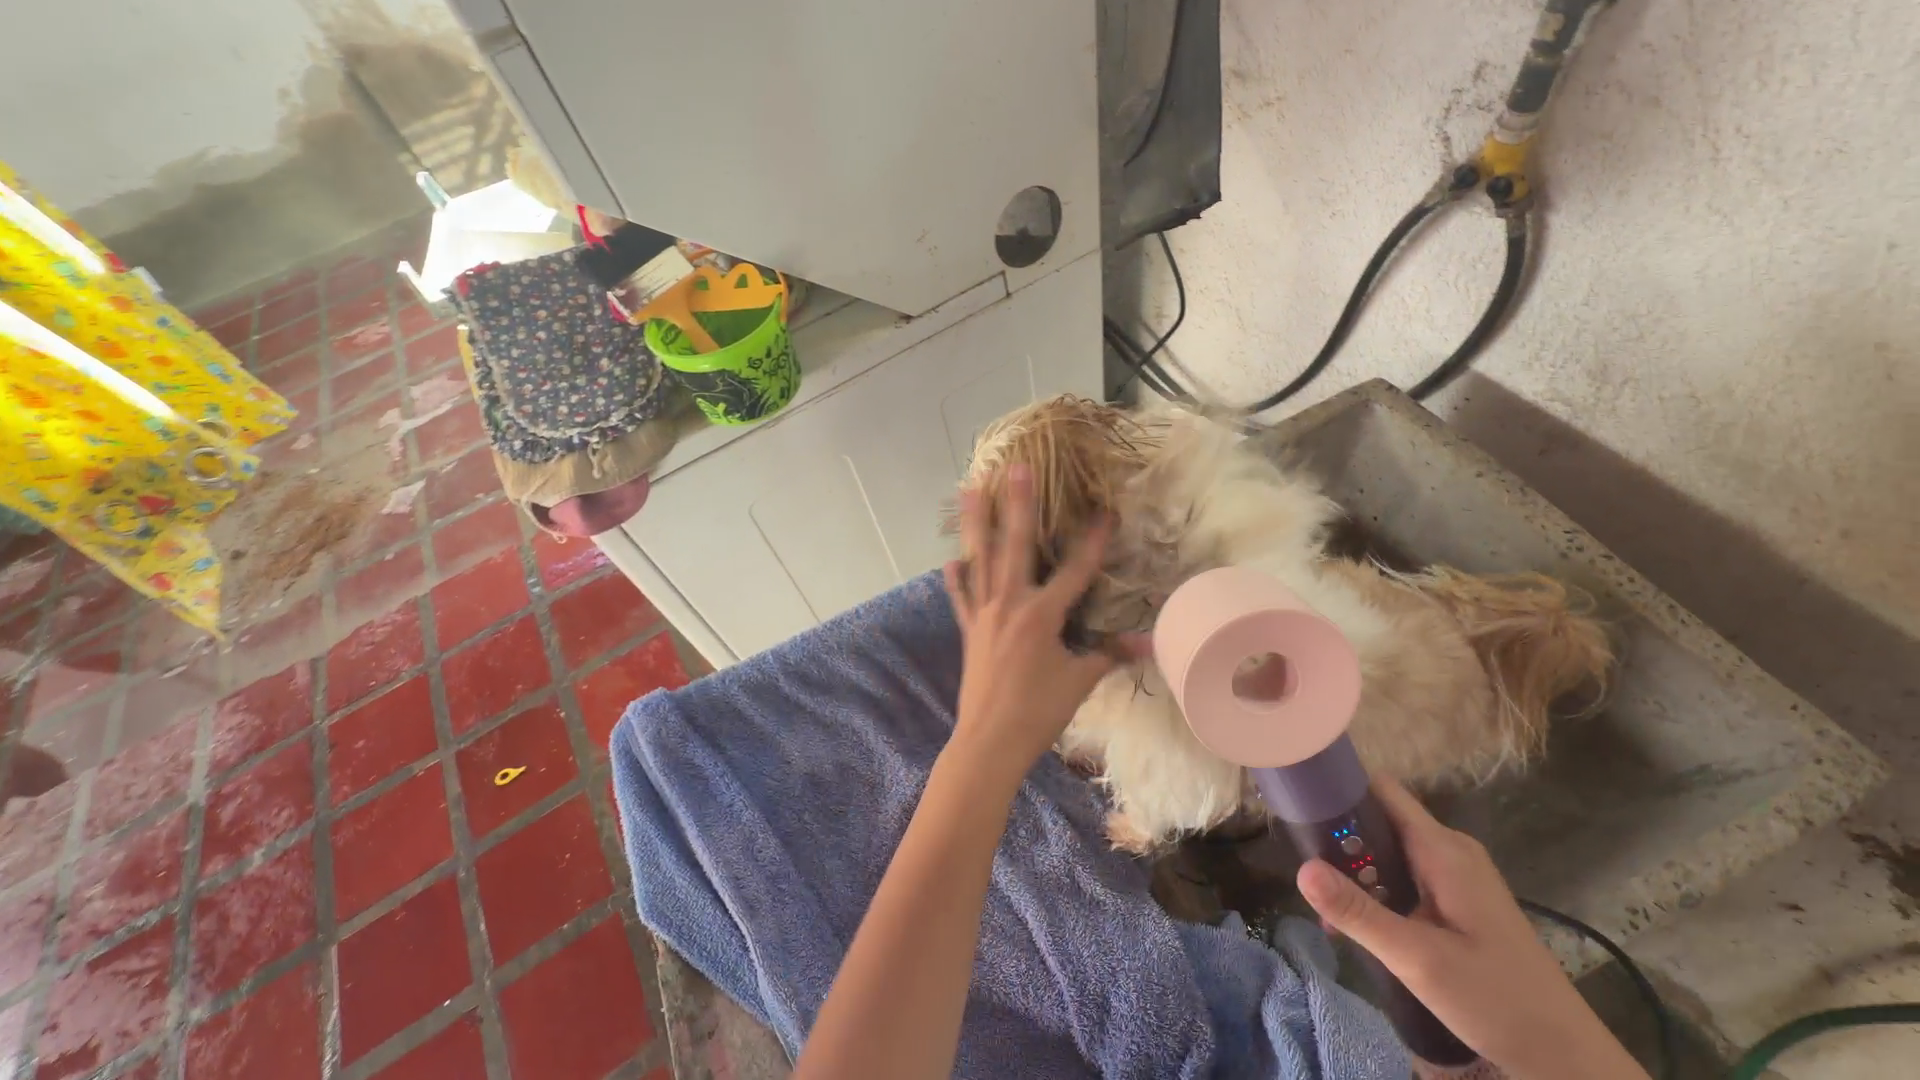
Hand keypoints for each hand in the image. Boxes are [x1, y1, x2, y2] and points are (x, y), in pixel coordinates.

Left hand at [943, 465, 1136, 771]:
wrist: (989, 741)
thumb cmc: (1039, 712)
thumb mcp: (1080, 682)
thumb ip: (1110, 655)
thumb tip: (1150, 643)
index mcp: (1042, 614)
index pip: (1076, 569)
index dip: (1094, 540)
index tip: (1105, 510)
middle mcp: (1009, 604)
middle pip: (1016, 545)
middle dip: (1019, 503)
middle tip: (1016, 466)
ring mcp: (983, 614)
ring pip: (981, 559)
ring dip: (977, 522)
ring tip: (971, 487)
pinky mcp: (968, 630)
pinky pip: (961, 597)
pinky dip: (957, 577)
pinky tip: (950, 558)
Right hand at [1296, 777, 1647, 1079]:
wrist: (1565, 1057)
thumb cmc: (1496, 999)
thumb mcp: (1417, 959)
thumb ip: (1358, 912)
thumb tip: (1301, 868)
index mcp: (1443, 850)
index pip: (1381, 790)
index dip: (1339, 790)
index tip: (1299, 811)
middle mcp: (1449, 851)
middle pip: (1379, 822)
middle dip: (1340, 846)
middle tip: (1312, 883)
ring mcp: (1456, 876)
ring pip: (1388, 855)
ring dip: (1356, 877)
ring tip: (1331, 914)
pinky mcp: (1457, 902)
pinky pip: (1404, 879)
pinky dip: (1377, 895)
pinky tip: (1361, 929)